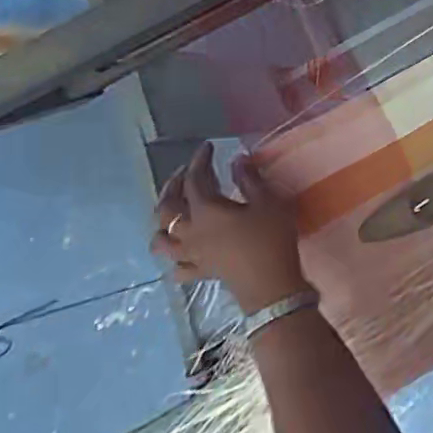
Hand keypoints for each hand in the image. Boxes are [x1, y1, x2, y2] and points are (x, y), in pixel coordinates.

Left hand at [152, 144, 308, 311]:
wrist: (271, 285)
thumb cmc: (271, 238)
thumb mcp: (267, 201)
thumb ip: (249, 179)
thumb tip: (237, 159)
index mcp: (206, 211)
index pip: (195, 180)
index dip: (199, 161)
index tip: (207, 147)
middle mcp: (190, 232)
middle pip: (167, 207)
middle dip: (173, 186)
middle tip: (185, 173)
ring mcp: (191, 255)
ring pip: (161, 239)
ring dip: (162, 222)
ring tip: (173, 211)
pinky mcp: (200, 272)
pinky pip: (177, 266)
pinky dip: (175, 256)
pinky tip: (183, 250)